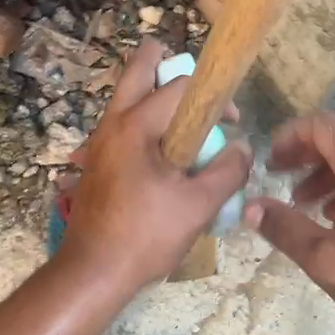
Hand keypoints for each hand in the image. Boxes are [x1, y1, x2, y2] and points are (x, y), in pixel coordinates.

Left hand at [55, 39, 252, 294]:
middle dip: (166, 62)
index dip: (212, 97)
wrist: (91, 272)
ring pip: (126, 95)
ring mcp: (99, 140)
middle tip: (194, 82)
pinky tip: (165, 153)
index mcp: (136, 125)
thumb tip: (243, 148)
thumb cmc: (145, 236)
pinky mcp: (97, 159)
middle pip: (138, 69)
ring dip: (154, 94)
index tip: (231, 122)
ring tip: (186, 120)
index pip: (179, 86)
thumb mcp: (198, 206)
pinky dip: (144, 120)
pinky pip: (122, 122)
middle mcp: (113, 122)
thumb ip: (228, 171)